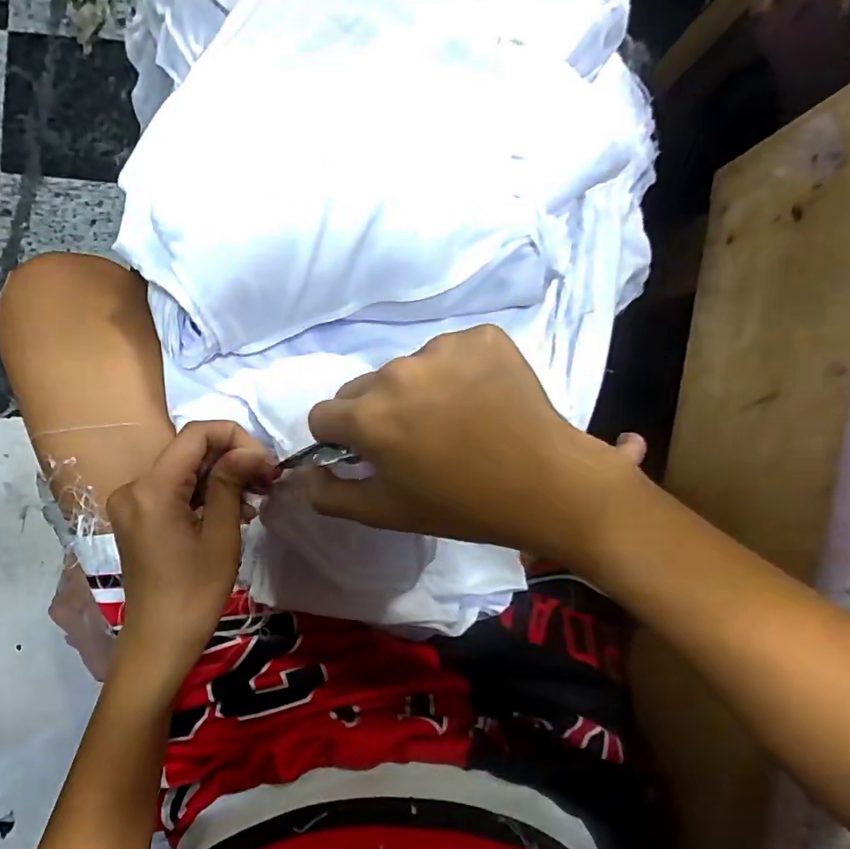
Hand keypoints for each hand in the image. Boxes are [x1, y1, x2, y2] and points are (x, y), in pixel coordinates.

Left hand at [107, 421, 276, 661]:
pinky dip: (202, 494)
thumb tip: (251, 450)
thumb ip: (231, 483)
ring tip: (256, 497)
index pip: (195, 434)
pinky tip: (233, 509)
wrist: (159, 642)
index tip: (265, 463)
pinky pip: (172, 491)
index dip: (235, 437)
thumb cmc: (195, 594)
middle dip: (231, 458)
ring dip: (219, 477)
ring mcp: (131, 503)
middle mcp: (133, 487)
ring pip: (182, 471)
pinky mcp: (136, 518)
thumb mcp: (221, 536)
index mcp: (151, 488)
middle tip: (268, 480)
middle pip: (188, 451)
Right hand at [301, 325, 647, 570]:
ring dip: (417, 391)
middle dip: (376, 413)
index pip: (323, 415)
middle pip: (362, 389)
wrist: (548, 484)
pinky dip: (457, 373)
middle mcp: (395, 373)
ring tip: (454, 421)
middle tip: (415, 442)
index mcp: (367, 415)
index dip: (340, 439)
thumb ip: (329, 495)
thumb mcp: (385, 512)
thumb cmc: (460, 505)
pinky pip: (450, 352)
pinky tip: (481, 399)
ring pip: (406, 369)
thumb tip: (301, 476)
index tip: (368, 454)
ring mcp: (441, 348)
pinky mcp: (481, 336)